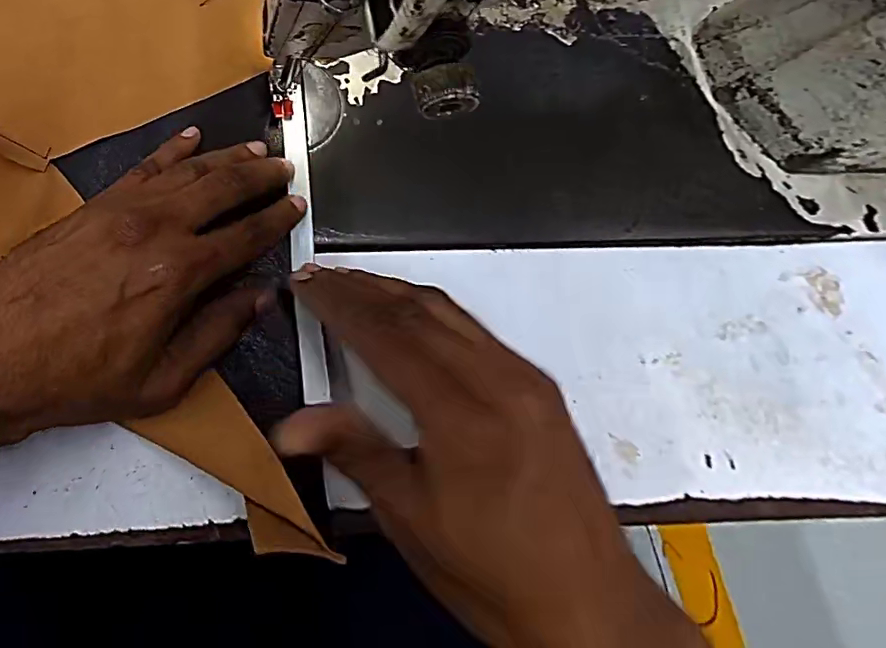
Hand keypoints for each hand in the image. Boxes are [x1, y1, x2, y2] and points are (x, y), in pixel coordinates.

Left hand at [0, 128, 303, 446]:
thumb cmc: (72, 376)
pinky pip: (144, 166)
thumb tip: (256, 300)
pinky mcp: (96, 205)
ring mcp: (124, 209)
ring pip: (190, 169)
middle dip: (261, 177)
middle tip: (286, 170)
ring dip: (227, 157)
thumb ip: (215, 334)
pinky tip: (191, 137)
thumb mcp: (158, 380)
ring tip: (255, 150)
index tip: (295, 209)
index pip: (244, 236)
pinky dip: (172, 149)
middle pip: (224, 188)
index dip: (276, 220)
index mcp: (178, 273)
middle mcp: (156, 229)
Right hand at [274, 266, 701, 647]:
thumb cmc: (498, 577)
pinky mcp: (538, 384)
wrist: (595, 611)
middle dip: (359, 286)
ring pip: (447, 310)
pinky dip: (428, 308)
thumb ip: (354, 452)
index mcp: (463, 416)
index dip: (339, 303)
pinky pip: (473, 326)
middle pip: (416, 309)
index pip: (387, 334)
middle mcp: (499, 381)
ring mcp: (525, 378)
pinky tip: (407, 311)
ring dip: (393, 289)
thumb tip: (290, 426)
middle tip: (318, 274)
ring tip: (351, 281)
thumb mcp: (412, 521)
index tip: (306, 284)